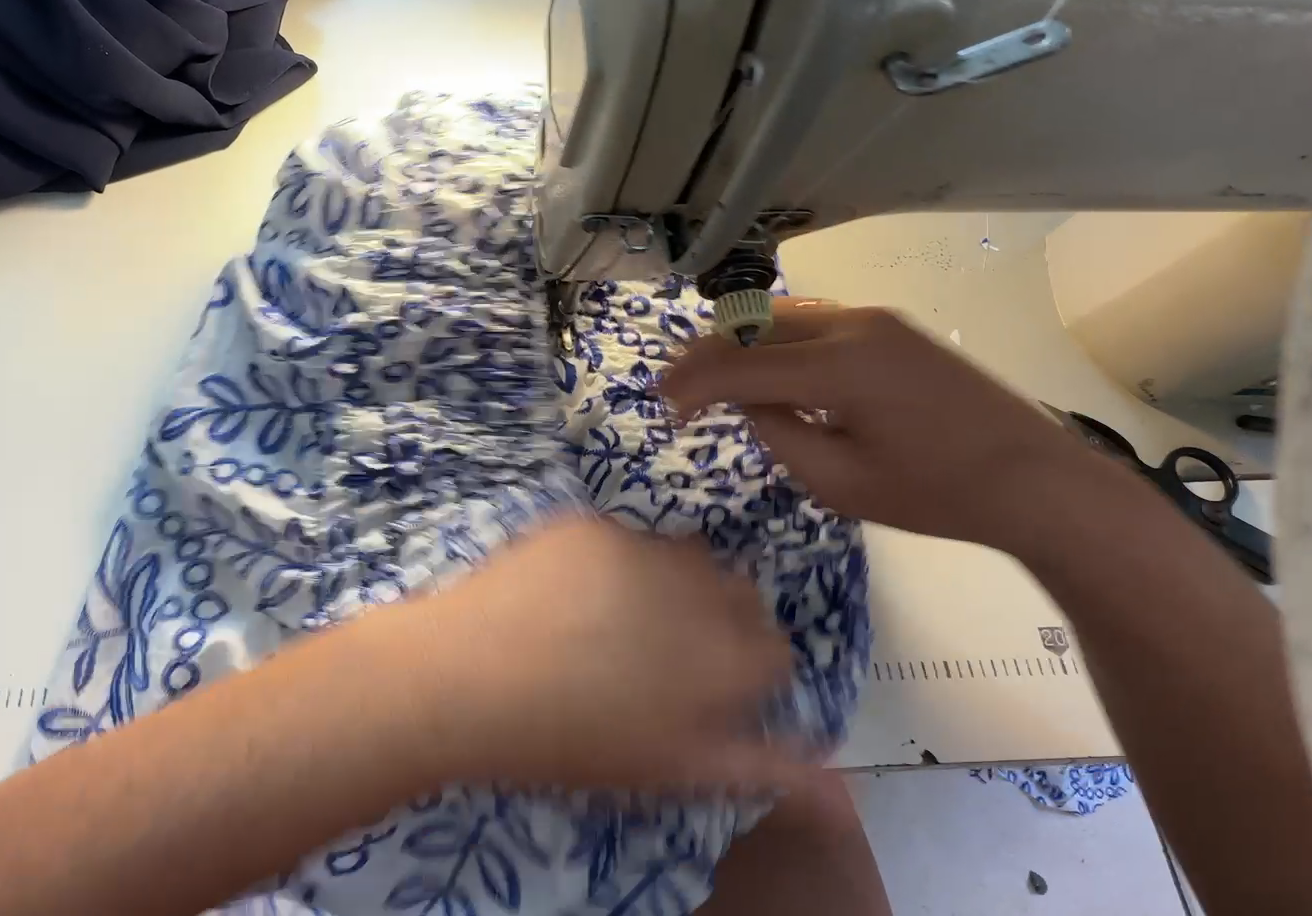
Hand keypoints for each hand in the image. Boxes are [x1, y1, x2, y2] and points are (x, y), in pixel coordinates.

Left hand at [359, 515, 814, 792]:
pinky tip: (568, 590)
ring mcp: (641, 544)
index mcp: (730, 657)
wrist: (465, 677)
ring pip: (683, 558)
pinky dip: (611, 561)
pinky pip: (622, 537)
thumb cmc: (569, 740)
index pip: (775, 650)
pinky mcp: (590, 521)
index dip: (741, 668)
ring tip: (612, 617)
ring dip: (668, 582)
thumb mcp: (673, 768)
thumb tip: (845, 790)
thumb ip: (764, 767)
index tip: (704, 685)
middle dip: (714, 619)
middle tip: (657, 651)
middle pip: (738, 593)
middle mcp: (701, 587)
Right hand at [657, 300, 1118, 552]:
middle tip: (676, 387)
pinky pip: (813, 323)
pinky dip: (776, 343)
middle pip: (753, 325)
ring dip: (740, 344)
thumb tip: (750, 402)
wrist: (1038, 481)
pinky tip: (769, 372)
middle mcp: (853, 325)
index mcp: (839, 366)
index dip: (692, 383)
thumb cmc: (935, 493)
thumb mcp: (837, 481)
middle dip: (706, 354)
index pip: (739, 365)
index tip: (664, 406)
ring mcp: (876, 320)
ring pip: (781, 316)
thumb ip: (777, 433)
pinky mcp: (892, 328)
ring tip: (712, 378)